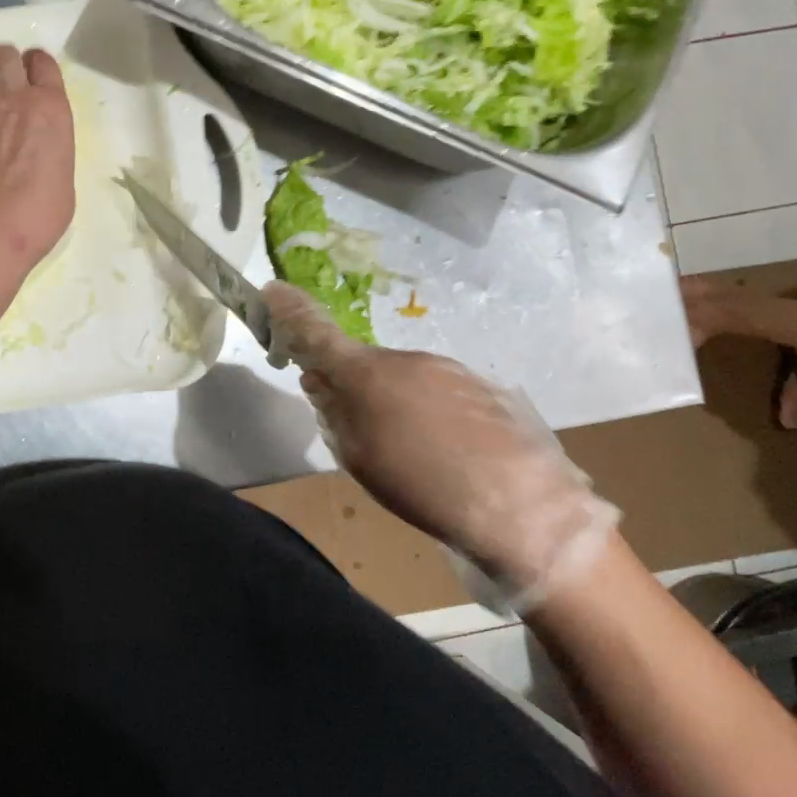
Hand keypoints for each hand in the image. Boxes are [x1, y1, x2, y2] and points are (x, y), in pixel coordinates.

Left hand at [0, 45, 75, 273]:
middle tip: (7, 87)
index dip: (38, 67)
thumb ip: (52, 149)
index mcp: (50, 106)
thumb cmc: (41, 211)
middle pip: (4, 54)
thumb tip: (40, 152)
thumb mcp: (64, 176)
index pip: (43, 61)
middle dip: (5, 65)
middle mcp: (13, 97)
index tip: (36, 80)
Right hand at [264, 282, 618, 607]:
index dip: (292, 315)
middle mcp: (410, 360)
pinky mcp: (489, 389)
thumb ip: (336, 415)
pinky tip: (448, 452)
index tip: (273, 291)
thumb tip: (319, 382)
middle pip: (367, 364)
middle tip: (358, 430)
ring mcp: (454, 371)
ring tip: (412, 452)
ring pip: (407, 379)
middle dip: (356, 386)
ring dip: (398, 402)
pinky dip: (434, 413)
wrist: (524, 506)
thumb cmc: (422, 486)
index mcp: (369, 375)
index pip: (318, 336)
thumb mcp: (360, 459)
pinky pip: (443, 393)